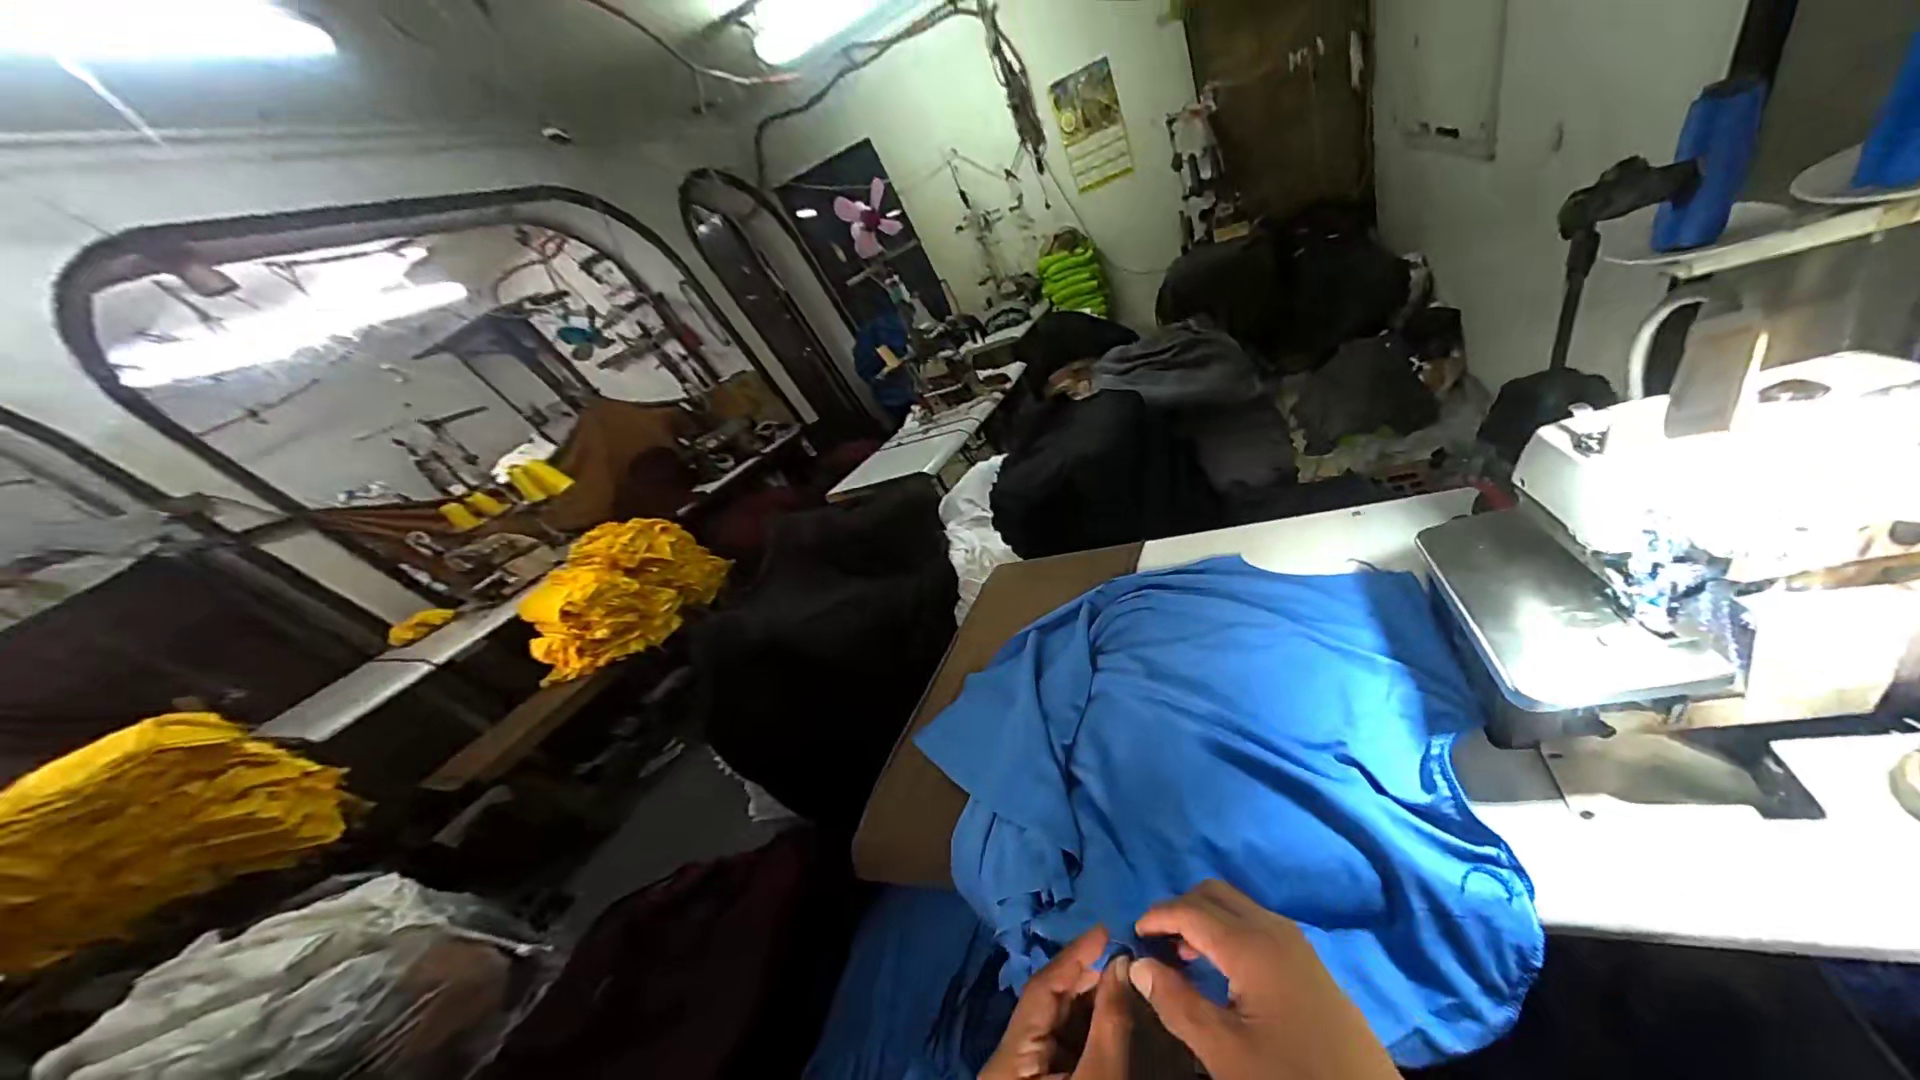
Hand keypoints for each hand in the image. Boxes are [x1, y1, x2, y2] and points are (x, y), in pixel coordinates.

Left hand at [980, 925, 1134, 1079]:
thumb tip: (1121, 965)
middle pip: (1049, 1004)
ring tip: (1124, 984)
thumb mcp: (1100, 1078)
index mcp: (1010, 1054)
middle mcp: (1009, 1058)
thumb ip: (1109, 1023)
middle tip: (1123, 960)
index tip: (1104, 930)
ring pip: (1058, 1025)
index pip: (1041, 987)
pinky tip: (1113, 1018)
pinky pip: (1063, 1046)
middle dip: (1086, 980)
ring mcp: (1024, 1073)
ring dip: (1090, 1004)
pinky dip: (1089, 1030)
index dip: (1074, 956)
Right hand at [1127, 880, 1398, 1079]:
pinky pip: (1256, 924)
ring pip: (1236, 906)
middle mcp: (1273, 929)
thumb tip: (1139, 965)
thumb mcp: (1225, 1052)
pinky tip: (1223, 969)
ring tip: (1184, 957)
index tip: (1133, 935)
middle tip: (1158, 944)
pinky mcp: (1309, 963)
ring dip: (1204, 919)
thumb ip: (1176, 1003)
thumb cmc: (1290, 1077)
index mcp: (1251, 944)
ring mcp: (1296, 943)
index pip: (1190, 909)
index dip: (1156, 916)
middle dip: (1180, 909)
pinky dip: (1228, 930)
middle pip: (1214, 893)